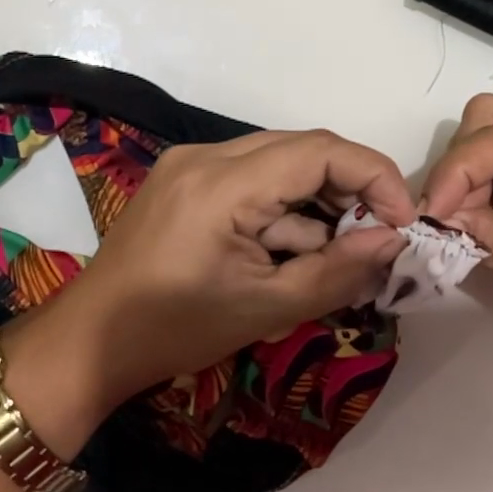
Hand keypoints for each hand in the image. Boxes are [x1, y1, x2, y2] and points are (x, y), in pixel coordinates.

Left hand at [61, 129, 413, 405]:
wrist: (91, 341)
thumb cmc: (176, 330)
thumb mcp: (266, 308)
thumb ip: (337, 270)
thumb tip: (392, 240)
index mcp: (223, 183)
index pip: (320, 150)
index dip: (374, 177)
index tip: (401, 222)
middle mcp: (206, 156)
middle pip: (301, 150)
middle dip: (348, 190)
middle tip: (375, 239)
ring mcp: (189, 164)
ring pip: (277, 164)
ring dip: (314, 203)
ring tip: (334, 256)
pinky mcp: (182, 180)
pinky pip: (249, 180)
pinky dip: (279, 209)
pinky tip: (289, 251)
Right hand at [421, 94, 492, 356]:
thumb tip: (443, 222)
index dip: (459, 170)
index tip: (433, 215)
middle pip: (491, 121)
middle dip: (459, 163)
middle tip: (452, 217)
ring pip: (484, 147)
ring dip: (461, 184)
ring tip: (462, 233)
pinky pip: (487, 181)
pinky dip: (468, 201)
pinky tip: (471, 235)